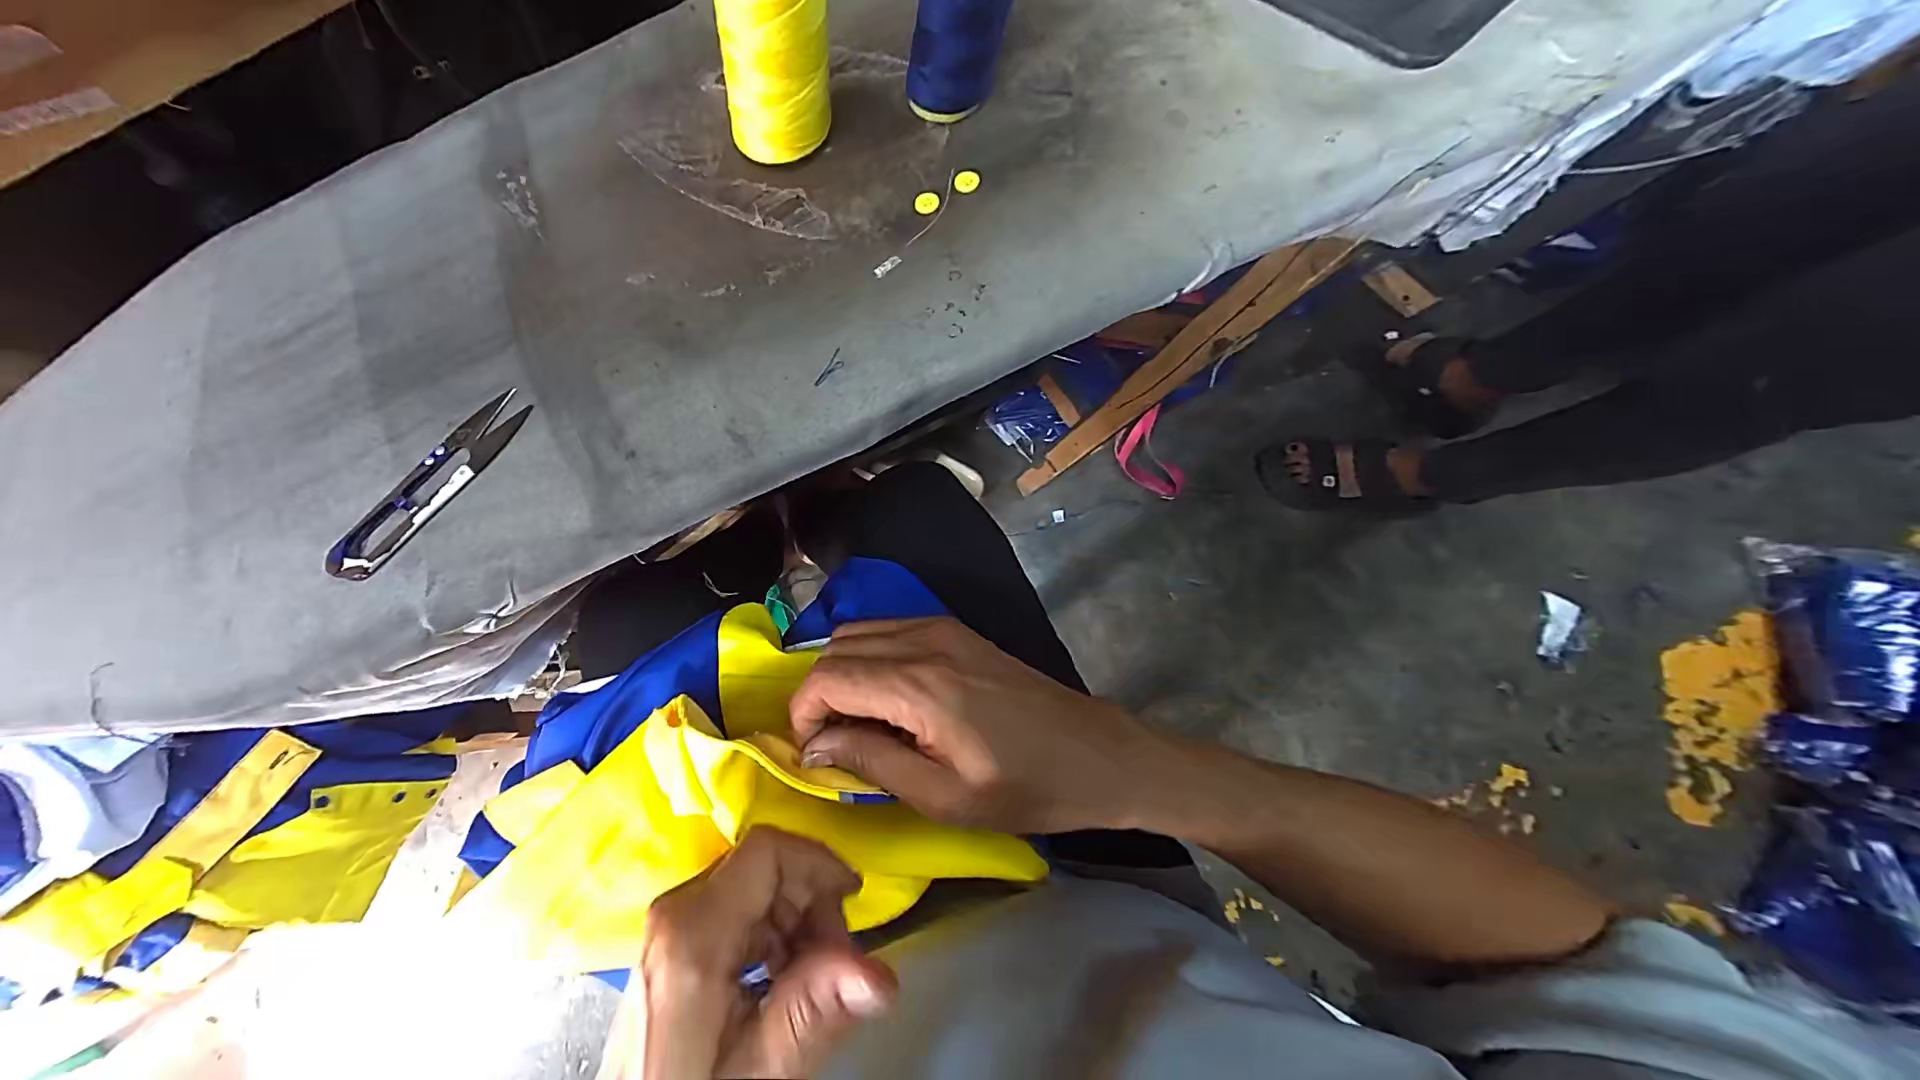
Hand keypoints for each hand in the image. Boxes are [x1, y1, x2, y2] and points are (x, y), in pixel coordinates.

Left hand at [606, 827, 895, 1079]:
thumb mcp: (758, 1070)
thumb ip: (813, 1015)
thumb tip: (877, 976)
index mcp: (693, 934)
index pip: (767, 849)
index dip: (818, 863)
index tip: (851, 899)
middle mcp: (676, 913)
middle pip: (766, 865)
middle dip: (814, 900)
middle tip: (837, 958)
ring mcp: (671, 923)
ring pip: (757, 884)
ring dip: (799, 918)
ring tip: (812, 976)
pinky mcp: (674, 938)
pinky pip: (739, 906)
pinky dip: (775, 931)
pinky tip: (783, 978)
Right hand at [789, 617, 1160, 833]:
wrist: (1095, 753)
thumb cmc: (1025, 788)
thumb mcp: (944, 797)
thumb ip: (872, 763)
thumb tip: (815, 745)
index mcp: (919, 685)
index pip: (827, 678)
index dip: (803, 714)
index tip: (813, 752)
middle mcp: (925, 641)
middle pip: (836, 649)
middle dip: (819, 695)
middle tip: (834, 743)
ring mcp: (943, 628)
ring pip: (859, 633)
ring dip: (843, 674)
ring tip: (860, 724)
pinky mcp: (958, 630)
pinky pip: (890, 630)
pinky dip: (871, 658)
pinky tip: (890, 698)